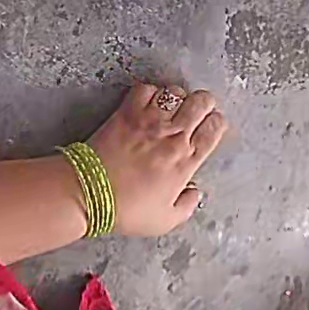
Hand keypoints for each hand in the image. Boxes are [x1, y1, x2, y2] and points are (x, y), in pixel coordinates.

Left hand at [83, 83, 228, 236]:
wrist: (90, 192)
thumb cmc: (126, 209)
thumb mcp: (165, 220)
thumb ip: (186, 205)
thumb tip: (194, 192)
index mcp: (186, 161)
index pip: (214, 130)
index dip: (217, 123)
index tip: (214, 124)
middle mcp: (172, 136)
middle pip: (201, 103)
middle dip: (204, 102)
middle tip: (199, 108)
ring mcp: (149, 121)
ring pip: (175, 92)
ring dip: (177, 96)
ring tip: (173, 105)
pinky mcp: (127, 112)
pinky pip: (145, 89)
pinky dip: (149, 92)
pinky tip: (147, 102)